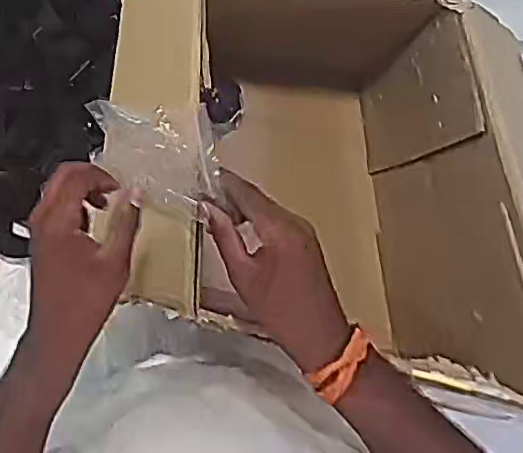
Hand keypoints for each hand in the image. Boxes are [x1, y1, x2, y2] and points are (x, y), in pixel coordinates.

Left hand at [23, 163, 140, 366]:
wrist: (57, 332)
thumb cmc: (81, 305)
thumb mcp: (115, 261)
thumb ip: (126, 222)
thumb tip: (134, 196)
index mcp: (58, 219)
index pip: (76, 175)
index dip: (101, 175)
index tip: (118, 187)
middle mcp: (42, 218)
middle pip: (62, 175)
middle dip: (89, 176)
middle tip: (111, 188)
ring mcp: (37, 227)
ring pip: (56, 188)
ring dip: (80, 188)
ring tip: (104, 205)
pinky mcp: (39, 236)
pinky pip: (53, 205)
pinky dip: (72, 202)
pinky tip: (90, 222)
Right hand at [203, 171, 353, 371]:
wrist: (324, 341)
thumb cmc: (279, 312)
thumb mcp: (243, 275)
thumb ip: (223, 235)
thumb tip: (207, 206)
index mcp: (279, 229)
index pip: (245, 193)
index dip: (221, 184)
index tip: (198, 182)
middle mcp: (294, 221)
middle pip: (255, 196)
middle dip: (228, 194)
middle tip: (202, 198)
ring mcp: (302, 228)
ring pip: (264, 204)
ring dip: (241, 205)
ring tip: (215, 213)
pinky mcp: (305, 237)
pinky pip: (275, 216)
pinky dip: (255, 215)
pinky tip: (239, 225)